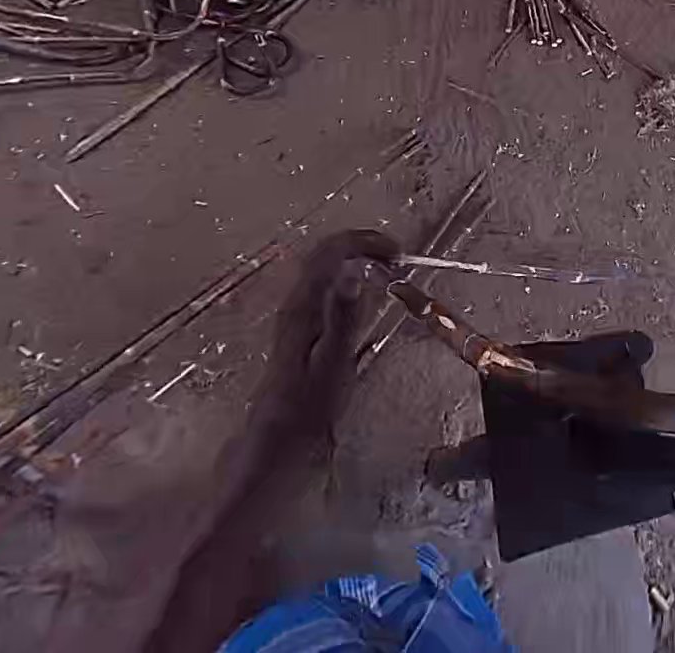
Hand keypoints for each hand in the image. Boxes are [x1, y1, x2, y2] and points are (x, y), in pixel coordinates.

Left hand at [271, 230, 399, 417]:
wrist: (278, 432)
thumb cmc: (309, 402)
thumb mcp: (332, 362)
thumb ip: (343, 316)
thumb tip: (352, 273)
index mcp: (305, 303)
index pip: (332, 251)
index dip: (365, 242)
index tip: (396, 251)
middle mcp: (297, 299)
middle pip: (325, 250)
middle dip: (361, 242)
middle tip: (394, 253)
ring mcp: (296, 307)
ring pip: (323, 262)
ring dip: (353, 253)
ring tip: (383, 262)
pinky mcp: (299, 319)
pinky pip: (323, 278)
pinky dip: (346, 269)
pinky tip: (361, 285)